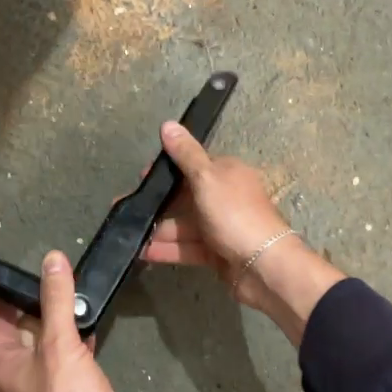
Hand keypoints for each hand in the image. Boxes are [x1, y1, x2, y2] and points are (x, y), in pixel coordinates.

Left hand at [0, 250, 149, 391]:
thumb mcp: (61, 345)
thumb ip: (56, 299)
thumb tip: (52, 257)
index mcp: (5, 364)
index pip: (1, 317)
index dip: (14, 291)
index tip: (32, 264)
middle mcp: (21, 373)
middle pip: (28, 326)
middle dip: (44, 302)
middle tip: (63, 270)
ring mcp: (47, 383)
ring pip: (51, 340)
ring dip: (64, 319)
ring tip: (80, 288)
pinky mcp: (73, 389)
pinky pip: (71, 354)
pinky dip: (80, 337)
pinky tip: (93, 318)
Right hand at [141, 122, 344, 342]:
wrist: (266, 268)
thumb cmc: (235, 215)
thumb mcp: (207, 178)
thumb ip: (185, 154)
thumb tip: (168, 123)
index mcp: (227, 173)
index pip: (192, 165)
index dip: (166, 171)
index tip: (141, 179)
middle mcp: (224, 197)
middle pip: (184, 197)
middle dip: (156, 203)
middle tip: (125, 209)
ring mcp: (221, 227)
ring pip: (183, 224)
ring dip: (157, 229)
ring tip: (127, 233)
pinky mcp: (217, 253)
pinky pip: (187, 247)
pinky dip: (167, 249)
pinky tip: (143, 251)